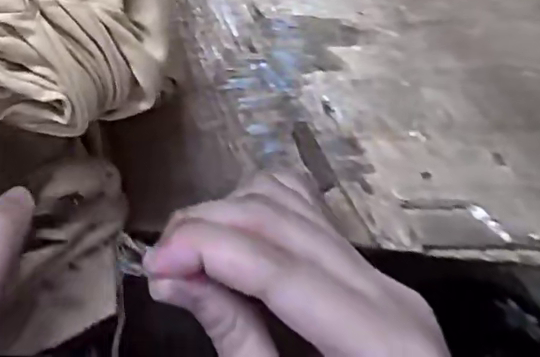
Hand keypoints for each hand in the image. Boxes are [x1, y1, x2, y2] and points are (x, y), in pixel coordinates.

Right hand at [145, 170, 444, 356]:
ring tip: (189, 254)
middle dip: (203, 228)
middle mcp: (388, 290)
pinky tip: (229, 235)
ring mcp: (376, 271)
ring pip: (280, 197)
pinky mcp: (359, 265)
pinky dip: (250, 203)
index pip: (275, 265)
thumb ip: (234, 338)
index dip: (203, 250)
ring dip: (220, 213)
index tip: (151, 268)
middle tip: (160, 265)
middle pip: (272, 219)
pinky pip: (298, 202)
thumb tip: (169, 277)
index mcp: (387, 342)